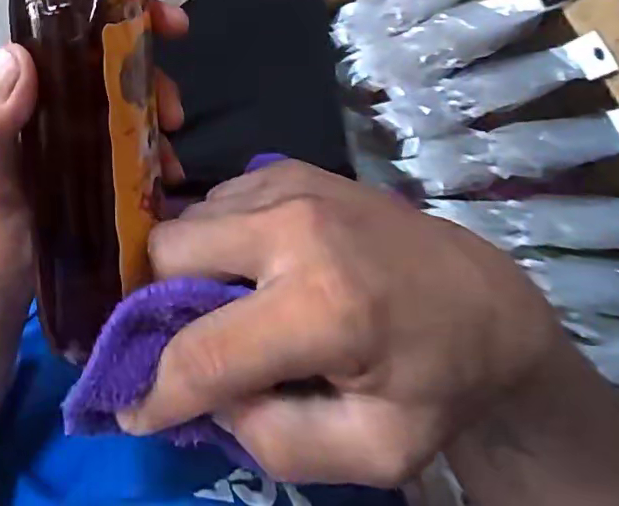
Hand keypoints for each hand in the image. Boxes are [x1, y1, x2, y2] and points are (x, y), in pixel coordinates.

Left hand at [0, 2, 190, 286]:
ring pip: (131, 99)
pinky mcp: (100, 160)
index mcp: (26, 85)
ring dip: (160, 114)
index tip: (167, 22)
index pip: (73, 29)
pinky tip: (169, 177)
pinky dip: (159, 151)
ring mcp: (81, 128)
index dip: (122, 15)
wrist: (1, 286)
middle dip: (152, 75)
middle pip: (114, 62)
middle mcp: (56, 97)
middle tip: (174, 112)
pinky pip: (138, 140)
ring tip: (171, 156)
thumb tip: (16, 53)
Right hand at [118, 160, 562, 486]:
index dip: (156, 390)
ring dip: (190, 265)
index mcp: (323, 306)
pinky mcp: (286, 167)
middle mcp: (294, 227)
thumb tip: (205, 394)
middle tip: (186, 336)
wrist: (484, 297)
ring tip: (230, 301)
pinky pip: (216, 200)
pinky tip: (254, 263)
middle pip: (169, 250)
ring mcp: (288, 185)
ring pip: (187, 219)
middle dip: (161, 300)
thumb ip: (274, 439)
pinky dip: (217, 237)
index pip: (205, 353)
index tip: (134, 412)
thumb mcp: (374, 451)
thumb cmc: (434, 380)